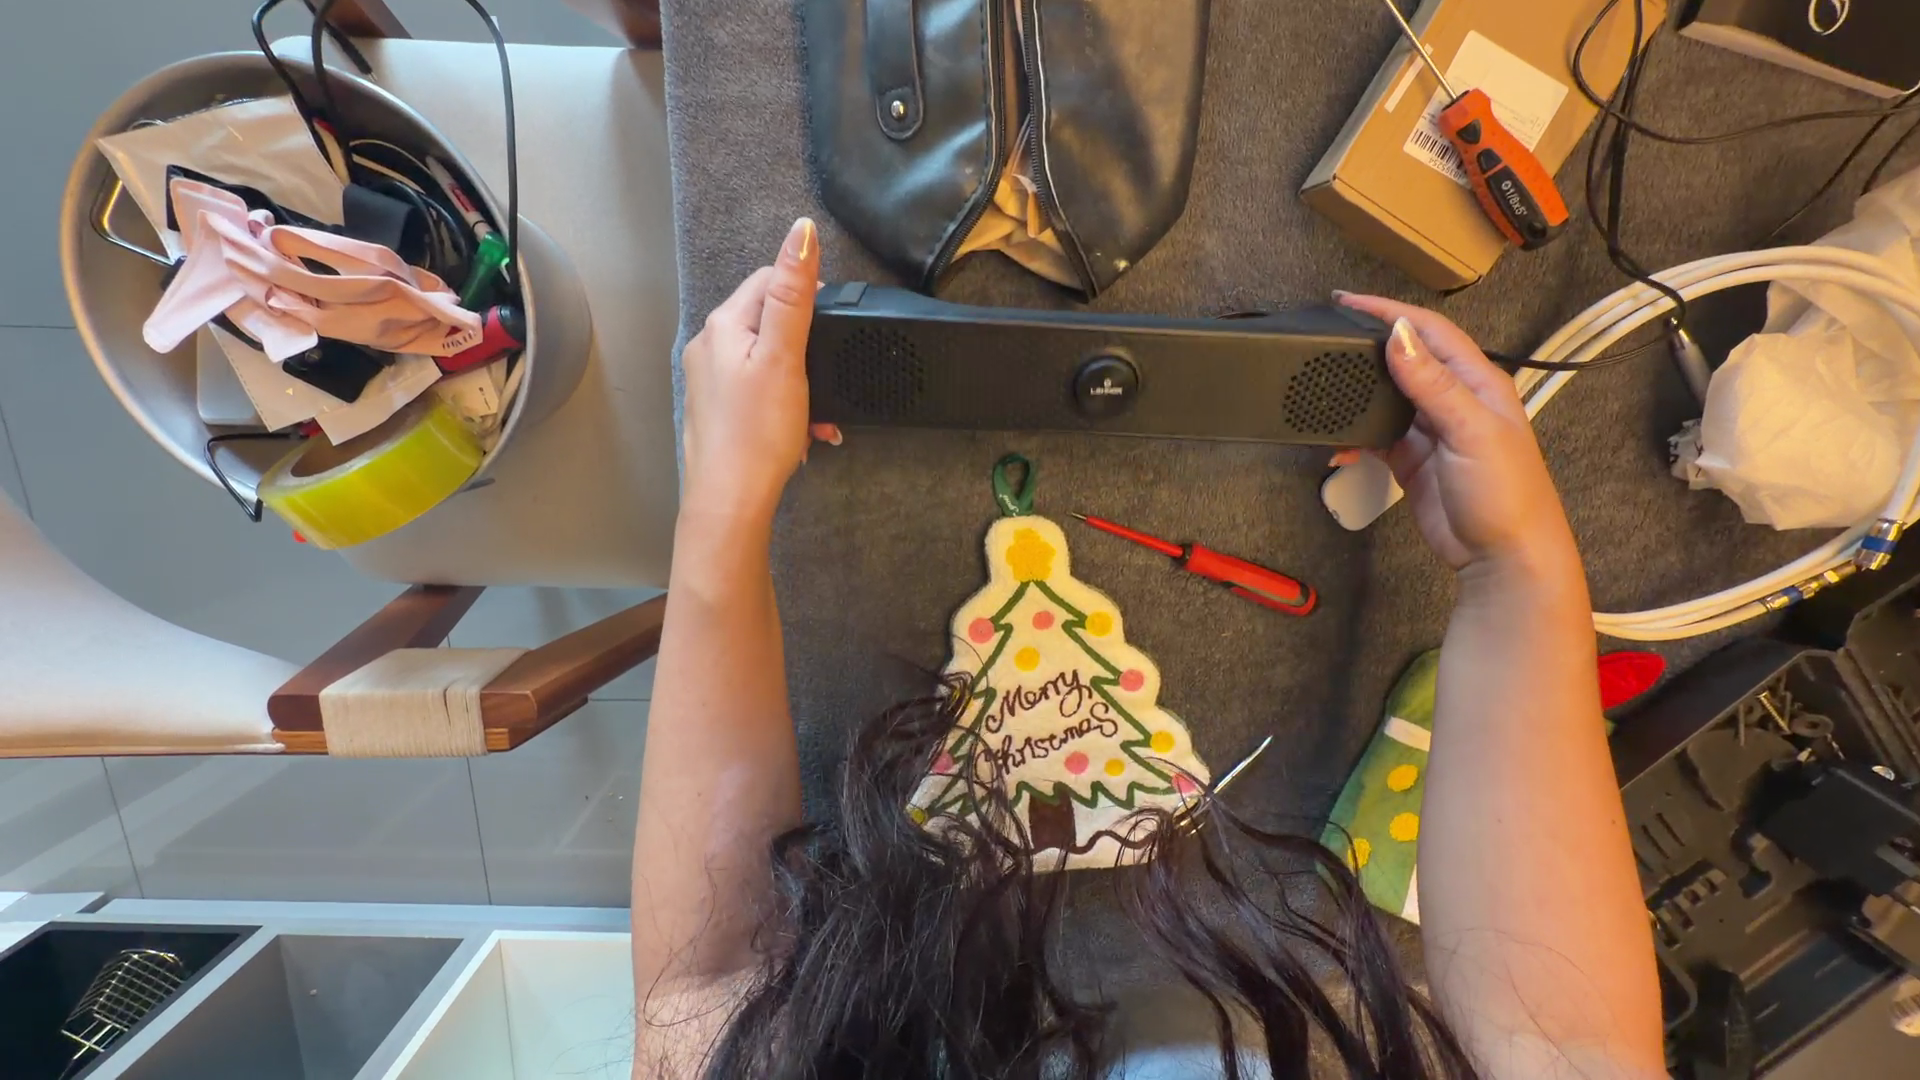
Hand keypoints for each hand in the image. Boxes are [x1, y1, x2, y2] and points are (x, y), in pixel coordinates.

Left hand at [680, 217, 841, 523]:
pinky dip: (787, 407)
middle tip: (829, 384)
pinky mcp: (718, 414)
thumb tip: (801, 231)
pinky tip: (805, 433)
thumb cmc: (759, 431)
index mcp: (724, 326)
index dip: (806, 296)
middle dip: (807, 350)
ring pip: (769, 364)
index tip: (833, 329)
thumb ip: (794, 295)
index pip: (768, 282)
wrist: (731, 500)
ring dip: (803, 385)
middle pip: (769, 325)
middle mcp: (710, 348)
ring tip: (821, 419)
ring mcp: (711, 383)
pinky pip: (760, 395)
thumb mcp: (784, 358)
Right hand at [1332, 293, 1576, 577]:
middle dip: (1366, 344)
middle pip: (1404, 358)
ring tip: (1321, 391)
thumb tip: (1398, 335)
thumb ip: (1431, 384)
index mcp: (1476, 382)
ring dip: (1355, 395)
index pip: (1428, 332)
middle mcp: (1452, 399)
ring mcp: (1429, 430)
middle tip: (1325, 337)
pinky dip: (1352, 438)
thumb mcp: (1469, 431)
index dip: (1387, 312)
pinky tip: (1338, 449)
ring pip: (1384, 397)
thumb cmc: (1502, 492)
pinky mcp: (1410, 458)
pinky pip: (1374, 436)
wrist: (1501, 554)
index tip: (1345, 303)